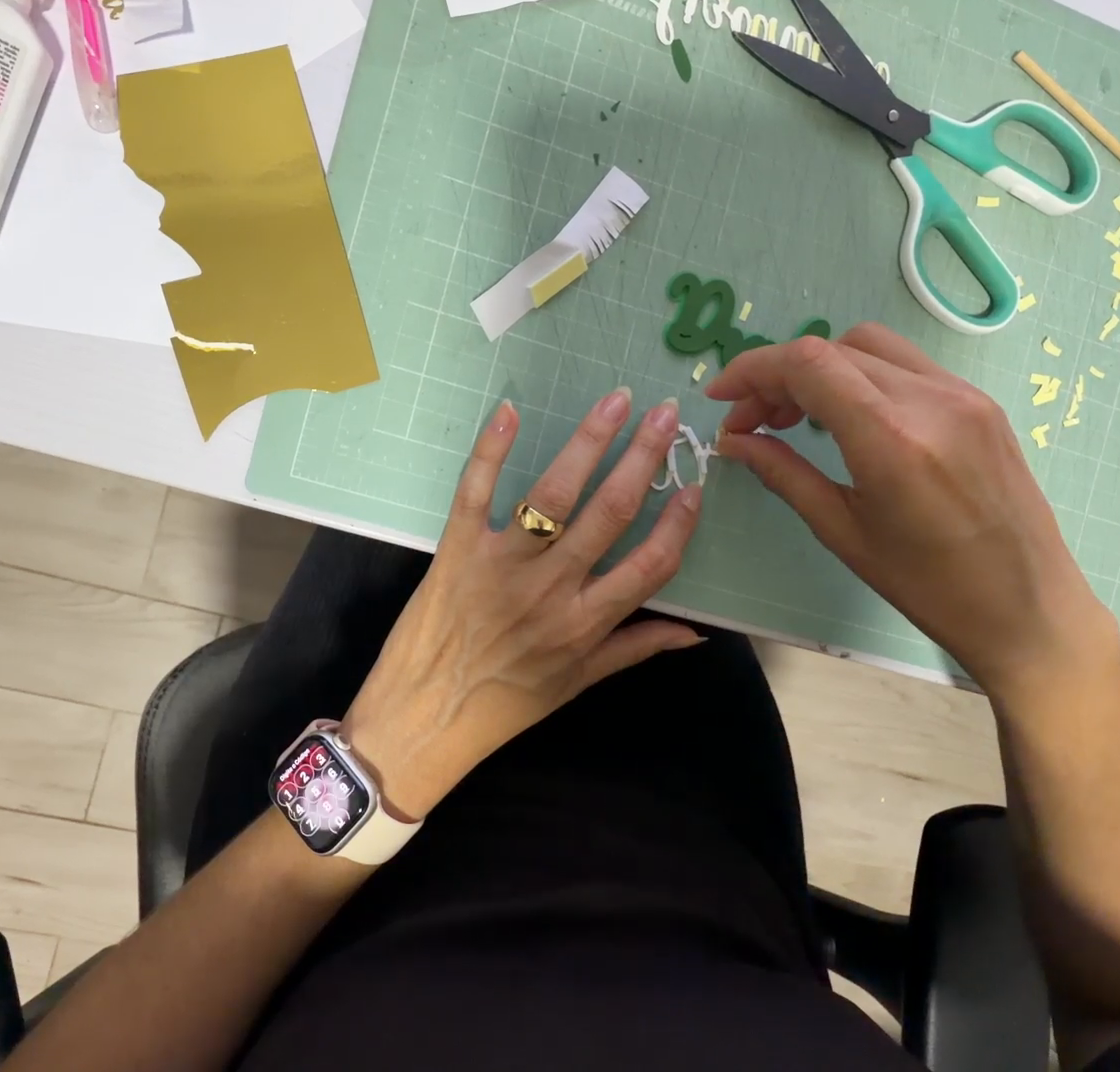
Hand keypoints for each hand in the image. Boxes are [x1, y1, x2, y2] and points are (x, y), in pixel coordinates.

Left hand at [342, 389, 703, 818]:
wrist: (424, 718)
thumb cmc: (504, 704)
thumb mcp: (577, 684)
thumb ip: (635, 649)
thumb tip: (695, 632)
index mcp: (586, 623)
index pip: (651, 564)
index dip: (678, 523)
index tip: (694, 485)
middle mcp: (552, 588)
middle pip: (610, 513)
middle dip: (643, 458)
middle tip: (666, 414)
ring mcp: (502, 565)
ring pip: (554, 494)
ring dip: (588, 442)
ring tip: (616, 401)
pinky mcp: (457, 550)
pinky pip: (475, 492)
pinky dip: (491, 450)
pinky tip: (510, 410)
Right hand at [705, 324, 1117, 701]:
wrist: (1028, 606)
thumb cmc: (927, 586)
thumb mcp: (841, 531)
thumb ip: (783, 474)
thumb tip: (734, 443)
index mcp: (890, 438)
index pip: (807, 364)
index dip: (752, 370)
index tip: (721, 399)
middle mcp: (929, 399)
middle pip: (832, 349)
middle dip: (777, 377)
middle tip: (752, 424)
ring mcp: (962, 394)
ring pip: (869, 346)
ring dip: (819, 370)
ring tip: (796, 418)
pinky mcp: (980, 401)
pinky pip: (904, 365)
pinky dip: (860, 376)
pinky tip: (848, 418)